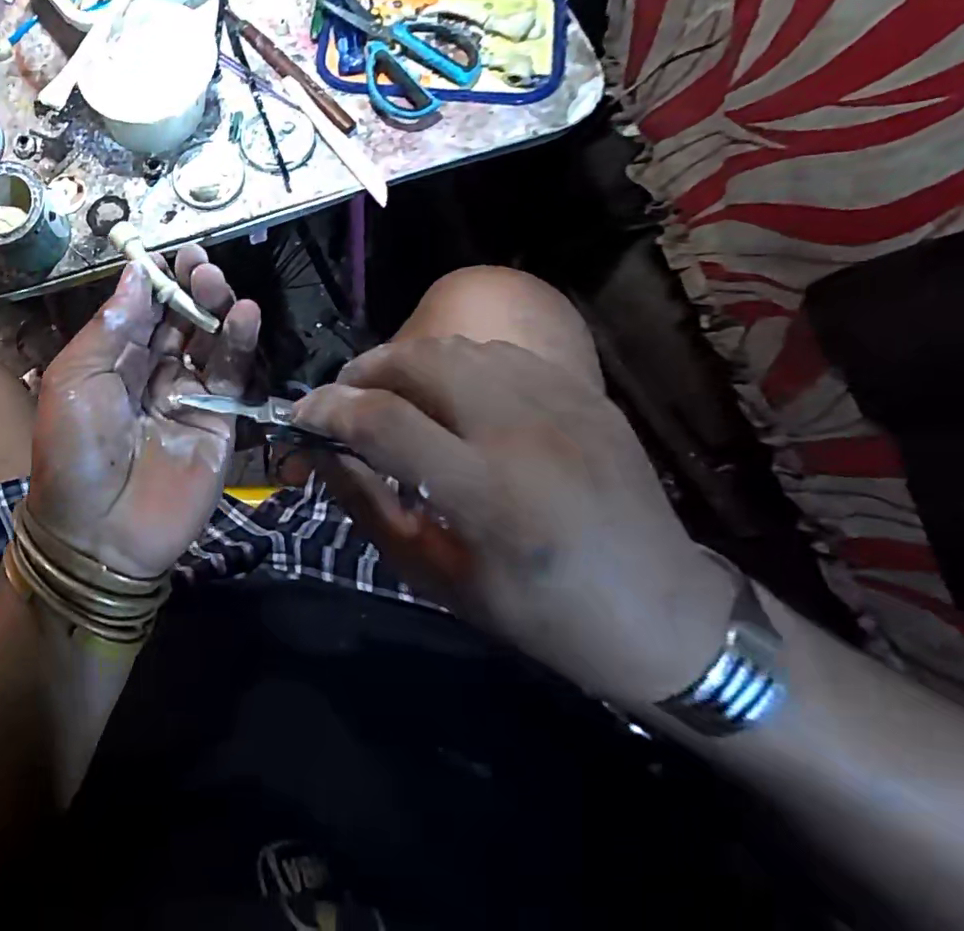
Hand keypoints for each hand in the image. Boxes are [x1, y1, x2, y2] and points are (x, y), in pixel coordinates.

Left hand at [25, 246, 259, 578]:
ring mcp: (185, 398)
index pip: (139, 312)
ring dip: (213, 308)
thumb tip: (136, 274)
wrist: (98, 529)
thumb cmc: (73, 448)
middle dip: (187, 289)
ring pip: (207, 343)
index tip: (170, 253)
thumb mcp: (75, 378)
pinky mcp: (218, 423)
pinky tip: (241, 315)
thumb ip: (110, 327)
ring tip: (214, 282)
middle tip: (198, 262)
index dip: (155, 282)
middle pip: (177, 321)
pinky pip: (231, 377)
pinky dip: (239, 344)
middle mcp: (148, 375)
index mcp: (109, 363)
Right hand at [295, 336, 736, 704]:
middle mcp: (525, 435)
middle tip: (341, 400)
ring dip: (405, 363)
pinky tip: (447, 396)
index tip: (299, 417)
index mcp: (484, 493)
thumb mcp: (430, 572)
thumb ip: (365, 504)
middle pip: (419, 362)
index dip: (325, 410)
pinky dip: (454, 365)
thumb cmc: (532, 611)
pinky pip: (500, 356)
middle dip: (361, 372)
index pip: (380, 421)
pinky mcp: (588, 397)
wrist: (664, 616)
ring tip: (388, 392)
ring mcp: (564, 407)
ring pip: (459, 348)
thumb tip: (318, 452)